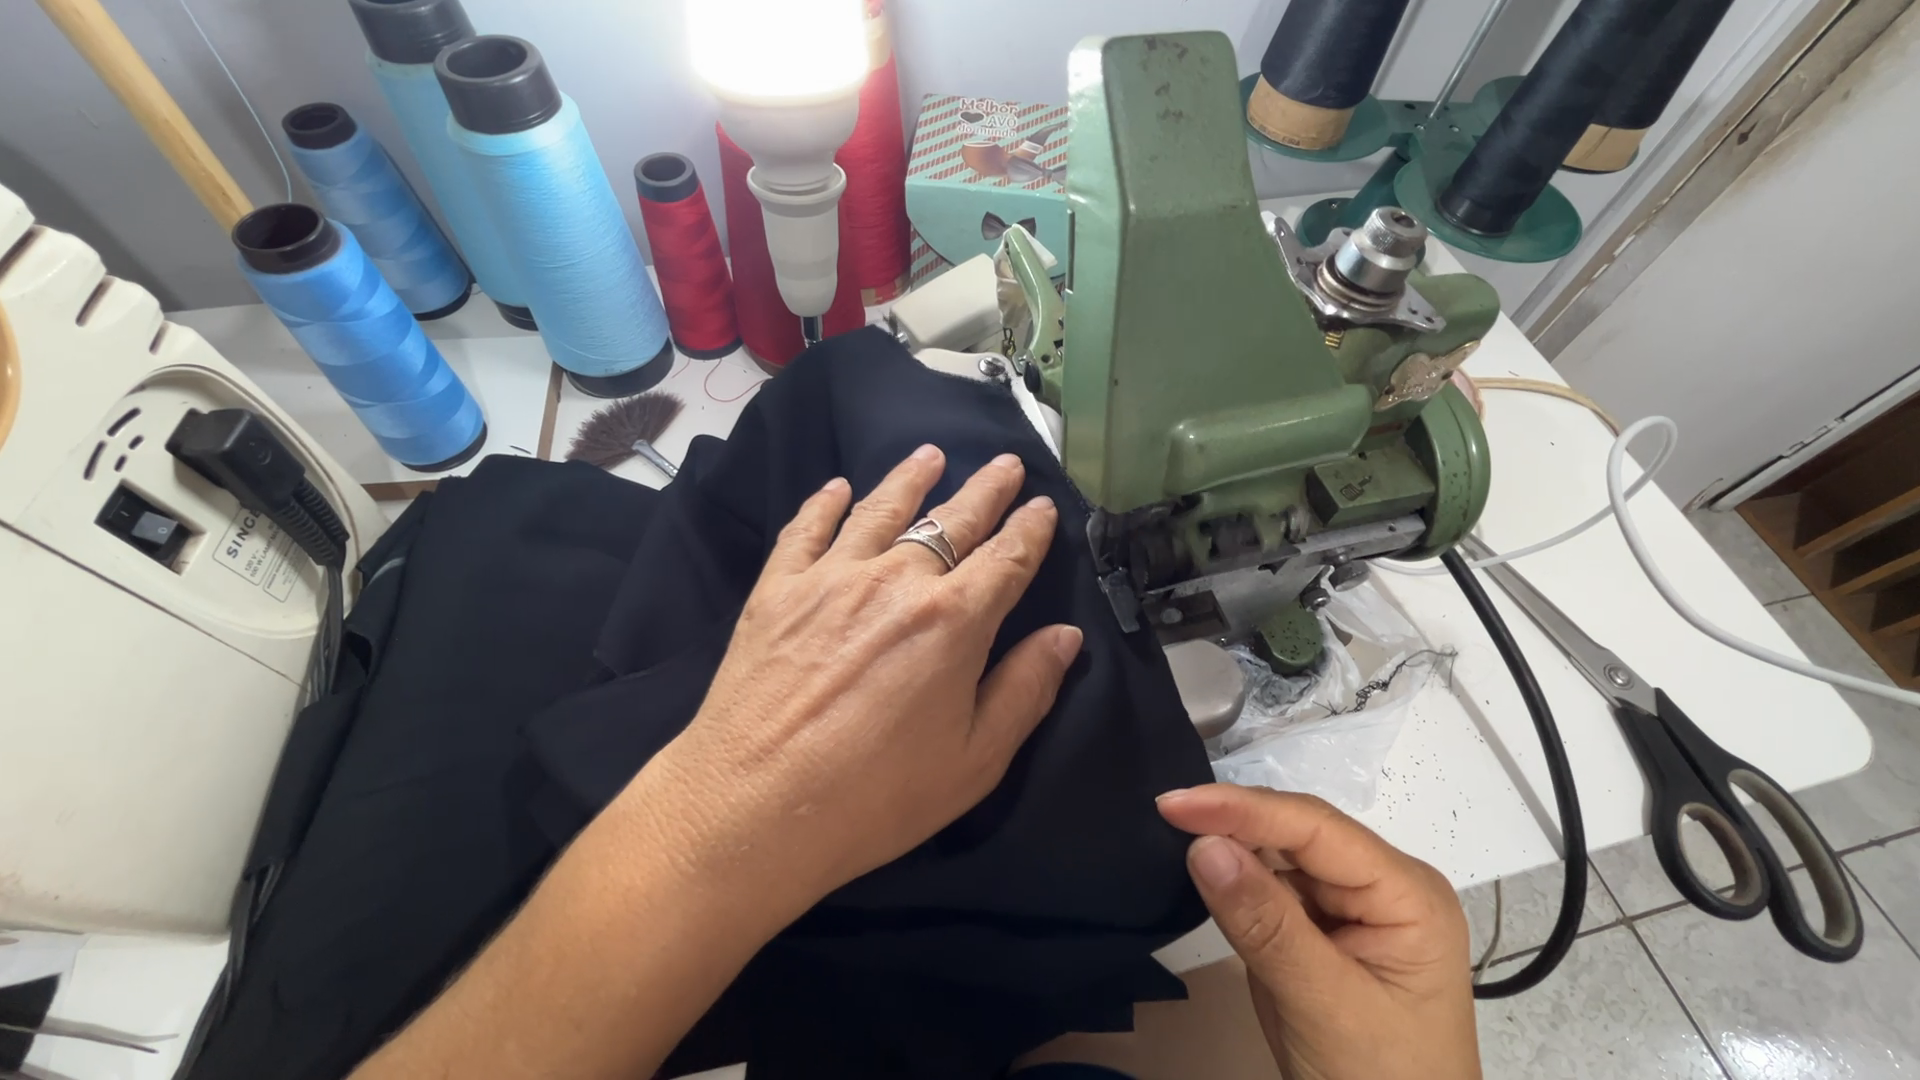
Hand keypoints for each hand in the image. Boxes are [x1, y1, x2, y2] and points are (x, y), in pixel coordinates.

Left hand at [628, 444, 1081, 914]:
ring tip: (930, 455)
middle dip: (985, 490)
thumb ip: (1024, 690)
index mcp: (953, 620)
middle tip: (1006, 463)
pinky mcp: (778, 588)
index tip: (1044, 506)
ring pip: (881, 510)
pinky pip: (806, 529)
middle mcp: (896, 580)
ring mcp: (831, 577)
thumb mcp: (973, 760)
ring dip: (910, 479)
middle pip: (951, 521)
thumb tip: (1065, 636)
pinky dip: (824, 504)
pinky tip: (836, 489)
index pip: (1006, 559)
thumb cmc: (876, 796)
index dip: (1030, 531)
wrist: (752, 808)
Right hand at [1158, 785, 1479, 1079]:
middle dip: (1233, 819)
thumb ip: (1265, 924)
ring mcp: (1349, 905)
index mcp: (1405, 893)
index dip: (1242, 808)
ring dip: (1230, 840)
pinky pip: (1270, 884)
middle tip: (1165, 811)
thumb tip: (1202, 845)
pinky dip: (1234, 874)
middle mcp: (1381, 884)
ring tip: (1174, 827)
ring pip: (1279, 852)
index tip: (1174, 804)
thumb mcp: (1323, 1007)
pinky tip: (1204, 863)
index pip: (1315, 827)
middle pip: (1297, 832)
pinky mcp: (1318, 925)